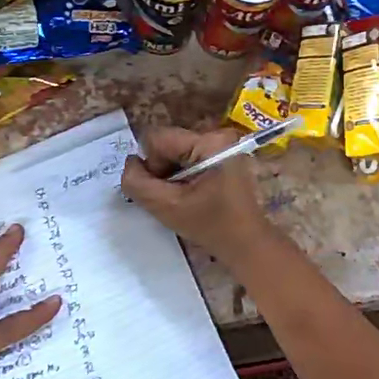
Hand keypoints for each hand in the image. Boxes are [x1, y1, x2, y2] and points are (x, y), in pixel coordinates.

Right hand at [121, 127, 275, 262]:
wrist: (247, 244)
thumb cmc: (210, 226)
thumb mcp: (165, 207)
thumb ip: (137, 182)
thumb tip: (130, 163)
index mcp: (209, 142)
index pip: (156, 139)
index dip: (152, 165)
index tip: (166, 189)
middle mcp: (216, 135)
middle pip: (166, 143)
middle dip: (162, 169)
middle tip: (174, 196)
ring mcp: (220, 144)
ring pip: (173, 150)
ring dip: (170, 174)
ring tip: (184, 197)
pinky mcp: (221, 154)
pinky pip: (186, 156)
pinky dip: (182, 175)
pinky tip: (192, 194)